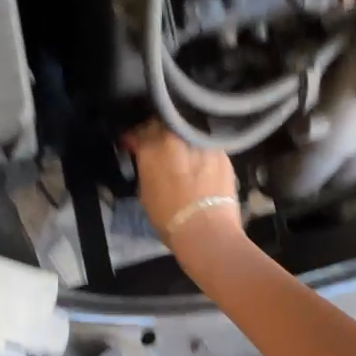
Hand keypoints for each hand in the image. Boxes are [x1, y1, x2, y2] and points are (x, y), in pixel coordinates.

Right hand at [127, 119, 244, 254]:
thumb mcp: (146, 192)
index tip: (133, 144)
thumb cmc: (169, 218)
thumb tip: (148, 161)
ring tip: (180, 154)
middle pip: (164, 125)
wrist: (207, 230)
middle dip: (158, 134)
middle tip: (157, 147)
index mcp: (153, 146)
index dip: (135, 138)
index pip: (139, 132)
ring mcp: (202, 142)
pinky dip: (200, 150)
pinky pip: (206, 144)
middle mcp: (177, 136)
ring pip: (188, 131)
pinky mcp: (222, 152)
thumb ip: (147, 168)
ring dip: (181, 140)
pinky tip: (199, 162)